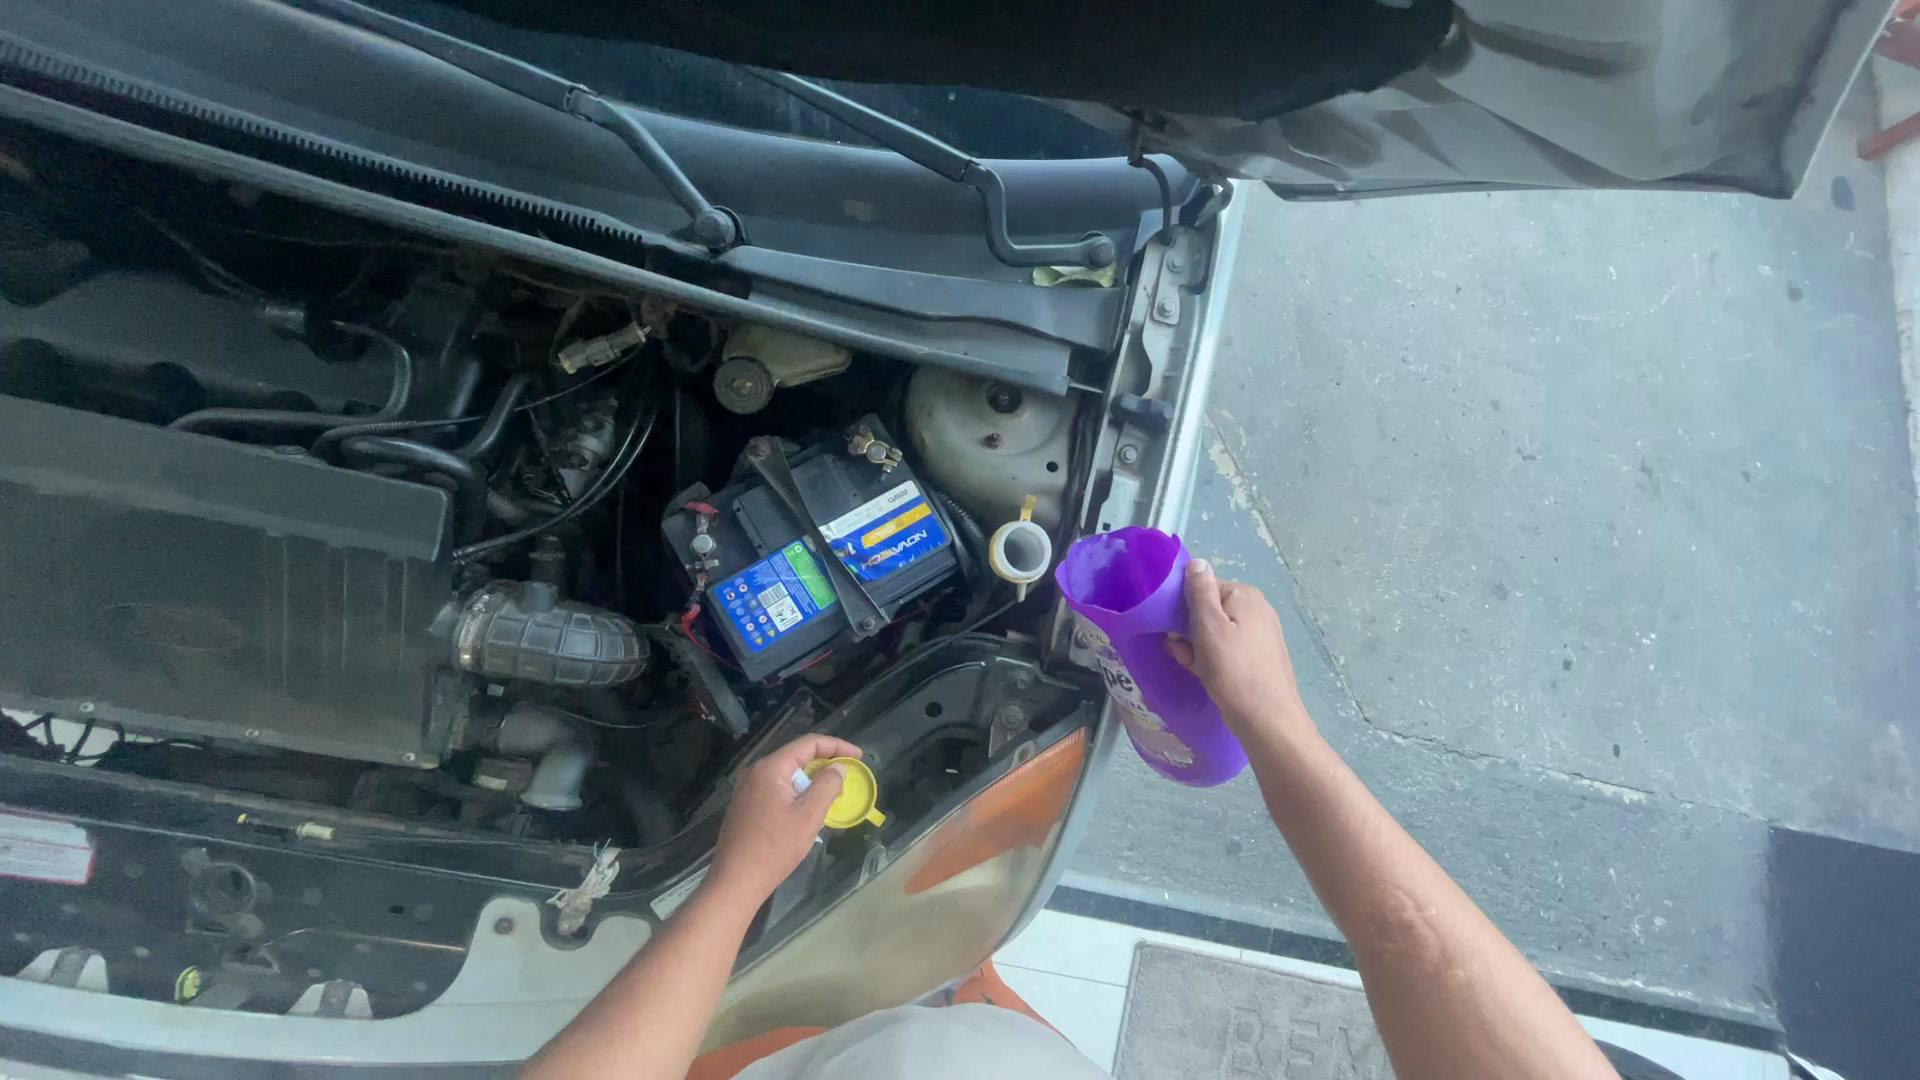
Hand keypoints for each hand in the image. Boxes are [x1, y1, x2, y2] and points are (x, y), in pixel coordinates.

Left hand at [708, 734, 863, 904]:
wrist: (735, 882)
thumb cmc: (774, 848)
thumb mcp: (808, 815)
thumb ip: (827, 785)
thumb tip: (838, 768)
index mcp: (770, 768)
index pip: (809, 744)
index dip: (837, 746)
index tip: (858, 757)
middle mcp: (755, 772)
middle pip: (797, 756)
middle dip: (825, 763)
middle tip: (846, 777)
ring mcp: (747, 788)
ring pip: (787, 773)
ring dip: (811, 780)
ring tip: (830, 794)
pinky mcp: (745, 804)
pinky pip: (776, 787)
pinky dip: (796, 791)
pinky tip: (806, 808)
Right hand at [1164, 559, 1313, 744]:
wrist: (1266, 719)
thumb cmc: (1233, 670)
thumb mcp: (1209, 627)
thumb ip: (1200, 592)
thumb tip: (1197, 562)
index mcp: (1245, 596)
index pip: (1203, 586)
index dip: (1183, 605)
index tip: (1171, 626)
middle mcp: (1256, 609)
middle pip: (1209, 608)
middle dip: (1188, 627)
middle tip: (1179, 648)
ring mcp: (1258, 634)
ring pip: (1215, 630)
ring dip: (1196, 645)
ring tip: (1190, 663)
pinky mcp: (1257, 656)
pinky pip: (1226, 647)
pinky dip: (1211, 656)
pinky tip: (1202, 671)